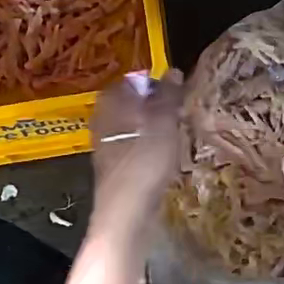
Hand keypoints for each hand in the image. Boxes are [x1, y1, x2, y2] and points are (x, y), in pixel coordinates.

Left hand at [88, 70, 183, 236]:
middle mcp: (102, 118)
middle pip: (133, 103)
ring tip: (178, 134)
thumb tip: (173, 70)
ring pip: (133, 125)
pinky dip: (149, 147)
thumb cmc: (145, 161)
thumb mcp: (164, 121)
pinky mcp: (113, 166)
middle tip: (182, 113)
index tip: (179, 93)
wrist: (126, 212)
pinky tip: (165, 157)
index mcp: (110, 101)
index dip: (157, 83)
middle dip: (156, 106)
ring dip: (154, 127)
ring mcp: (105, 144)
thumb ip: (169, 95)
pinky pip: (134, 146)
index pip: (134, 79)